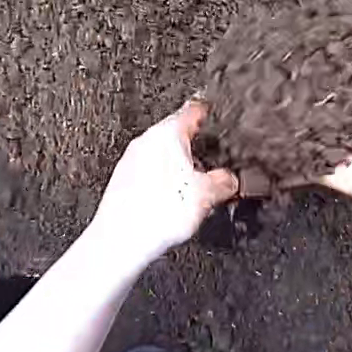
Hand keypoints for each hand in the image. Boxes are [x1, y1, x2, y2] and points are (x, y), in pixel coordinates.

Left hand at [89, 101, 239, 263]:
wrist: (121, 241)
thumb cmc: (157, 213)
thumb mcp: (208, 194)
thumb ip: (225, 181)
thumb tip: (230, 180)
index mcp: (167, 133)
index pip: (194, 111)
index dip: (211, 114)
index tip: (217, 116)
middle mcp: (146, 142)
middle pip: (179, 135)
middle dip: (198, 148)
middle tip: (215, 164)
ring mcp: (133, 161)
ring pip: (166, 156)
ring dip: (182, 168)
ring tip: (195, 190)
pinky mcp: (125, 182)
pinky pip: (153, 175)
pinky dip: (166, 183)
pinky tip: (173, 203)